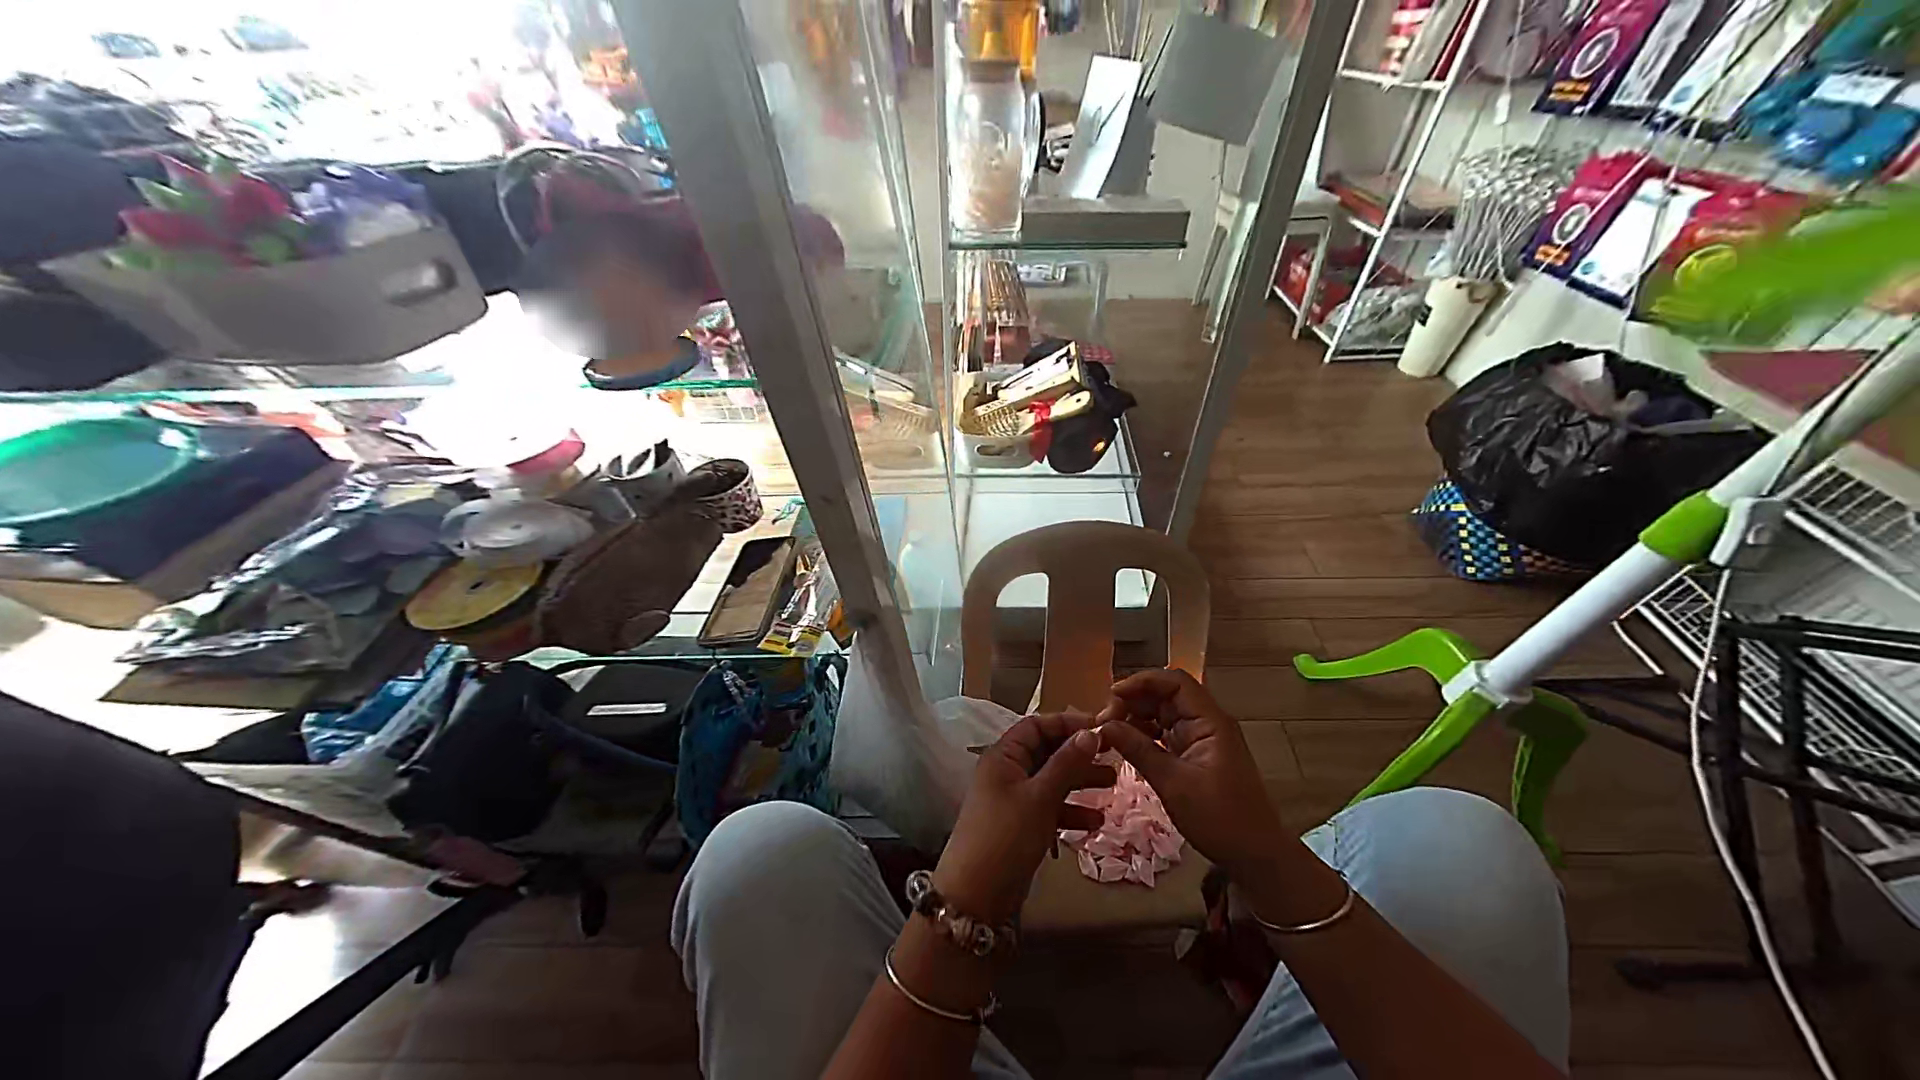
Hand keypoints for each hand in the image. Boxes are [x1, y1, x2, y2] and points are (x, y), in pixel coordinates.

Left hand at [933, 711, 1115, 924]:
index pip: (1036, 726)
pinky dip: (1071, 812)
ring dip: (1080, 782)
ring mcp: (1014, 800)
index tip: (1100, 727)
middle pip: (1046, 752)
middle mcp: (1008, 772)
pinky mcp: (1022, 826)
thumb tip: (1091, 732)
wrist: (976, 895)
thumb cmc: (1006, 835)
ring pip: (1052, 781)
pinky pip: (1050, 809)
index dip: (1067, 723)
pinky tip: (1096, 822)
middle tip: (1113, 754)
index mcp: (1004, 756)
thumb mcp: (1040, 796)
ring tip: (1112, 784)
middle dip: (1078, 754)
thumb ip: (1066, 763)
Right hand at [1095, 669, 1290, 878]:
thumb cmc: (1219, 818)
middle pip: (1165, 695)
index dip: (1142, 682)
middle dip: (1133, 701)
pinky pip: (1164, 733)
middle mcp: (1205, 722)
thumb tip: (1104, 726)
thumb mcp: (1173, 783)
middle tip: (1105, 722)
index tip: (1112, 696)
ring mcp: (1200, 738)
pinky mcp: (1194, 754)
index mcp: (1209, 721)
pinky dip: (1143, 735)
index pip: (1175, 682)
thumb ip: (1138, 749)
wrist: (1255, 856)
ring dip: (1135, 718)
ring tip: (1109, 733)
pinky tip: (1124, 745)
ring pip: (1161, 713)